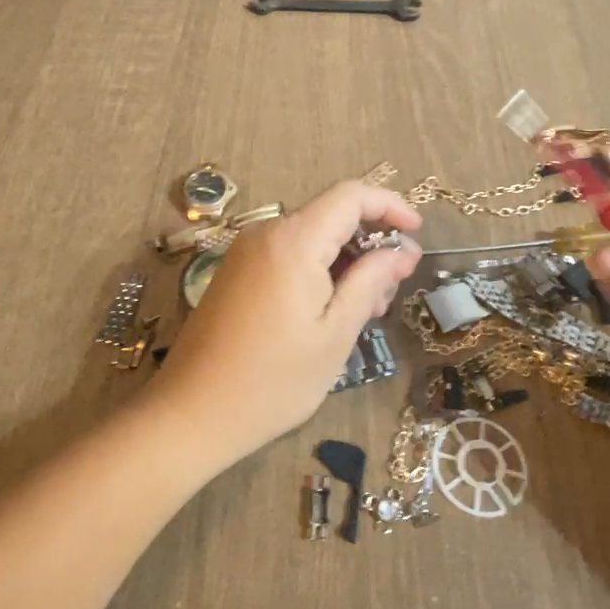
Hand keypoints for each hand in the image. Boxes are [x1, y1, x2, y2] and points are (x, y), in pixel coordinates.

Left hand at [147, 180, 422, 461]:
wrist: (191, 412)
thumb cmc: (272, 381)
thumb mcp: (335, 334)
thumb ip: (370, 282)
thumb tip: (401, 251)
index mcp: (293, 241)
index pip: (351, 195)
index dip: (390, 206)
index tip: (418, 234)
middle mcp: (266, 234)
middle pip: (331, 215)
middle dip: (370, 242)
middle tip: (393, 290)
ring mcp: (246, 252)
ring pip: (312, 238)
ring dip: (346, 262)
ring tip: (367, 310)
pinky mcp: (237, 273)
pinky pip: (289, 255)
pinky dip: (319, 271)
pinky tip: (332, 312)